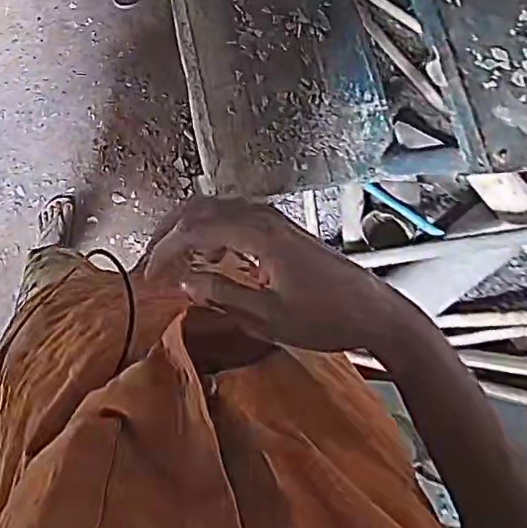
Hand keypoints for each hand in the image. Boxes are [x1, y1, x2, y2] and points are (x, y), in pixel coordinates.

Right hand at [154, 198, 422, 353]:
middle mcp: (260, 216)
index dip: (165, 251)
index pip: (193, 231)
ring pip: (212, 209)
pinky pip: (229, 217)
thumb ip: (222, 295)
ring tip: (171, 259)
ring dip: (186, 230)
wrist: (377, 312)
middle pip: (198, 210)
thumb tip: (185, 282)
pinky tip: (207, 256)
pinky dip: (208, 231)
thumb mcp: (269, 317)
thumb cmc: (327, 318)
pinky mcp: (277, 226)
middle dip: (168, 234)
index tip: (149, 275)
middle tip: (150, 261)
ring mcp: (270, 217)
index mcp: (257, 234)